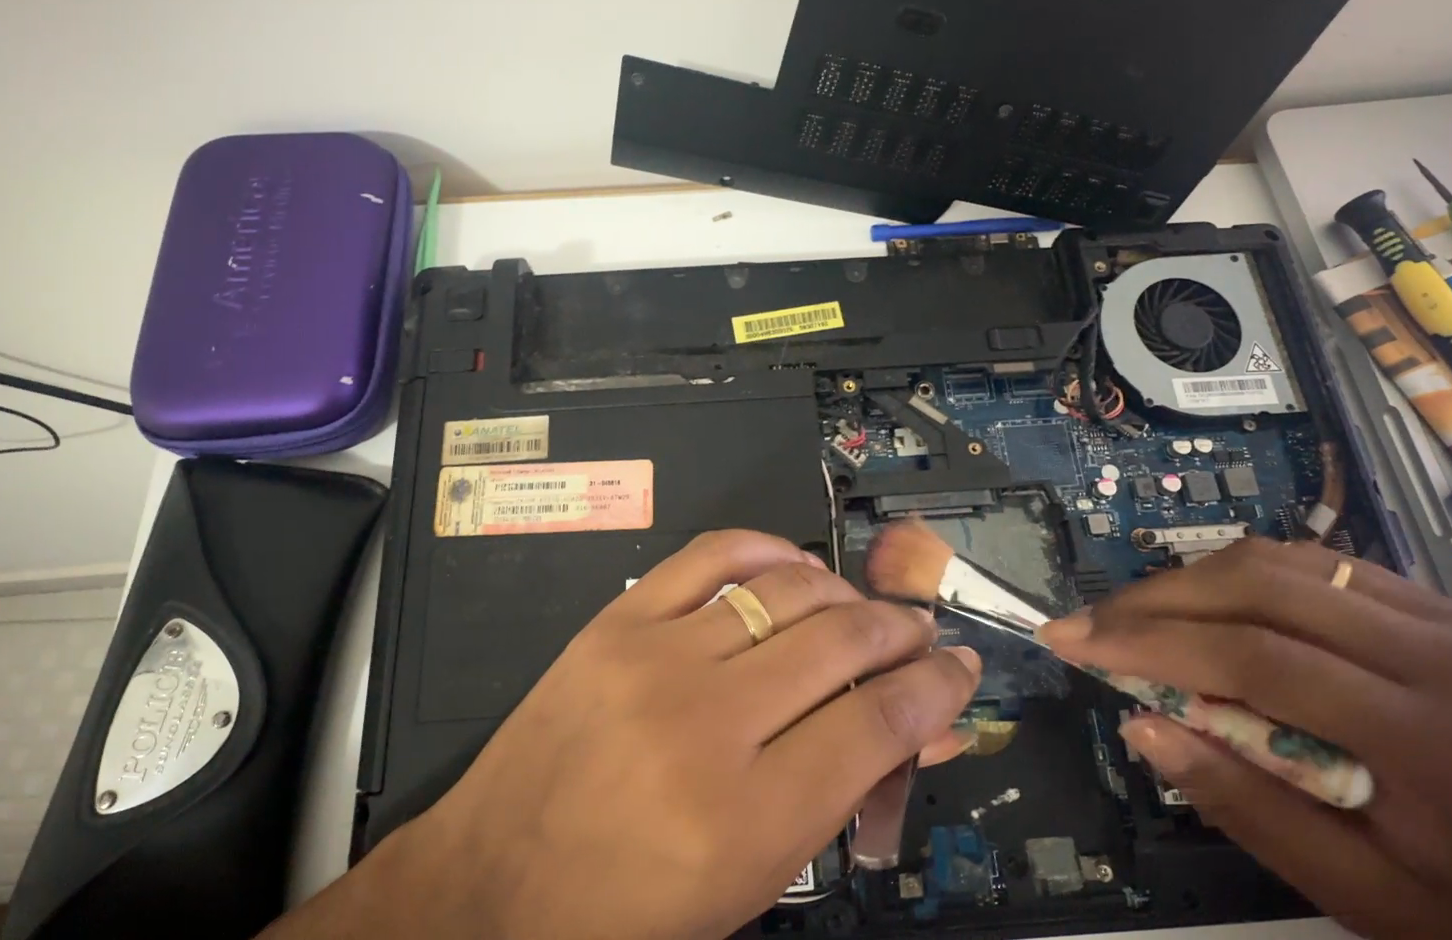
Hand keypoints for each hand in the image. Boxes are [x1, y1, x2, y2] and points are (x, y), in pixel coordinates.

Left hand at [264, 530, 980, 939]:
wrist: (493, 885)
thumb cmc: (629, 911)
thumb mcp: (749, 882)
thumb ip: (833, 797)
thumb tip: (906, 722)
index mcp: (748, 817)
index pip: (876, 724)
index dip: (935, 687)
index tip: (958, 668)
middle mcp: (708, 725)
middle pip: (841, 644)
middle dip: (900, 631)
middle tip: (918, 632)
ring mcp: (657, 660)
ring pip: (786, 592)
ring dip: (843, 592)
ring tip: (861, 606)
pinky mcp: (615, 623)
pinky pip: (709, 557)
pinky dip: (765, 548)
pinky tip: (793, 561)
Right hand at [1037, 537, 1451, 939]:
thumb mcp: (1362, 897)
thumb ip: (1246, 807)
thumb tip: (1143, 726)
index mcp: (1435, 739)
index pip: (1258, 657)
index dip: (1150, 641)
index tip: (1073, 642)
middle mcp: (1447, 655)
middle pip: (1263, 585)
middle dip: (1155, 598)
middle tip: (1089, 625)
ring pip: (1285, 558)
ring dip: (1192, 579)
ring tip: (1135, 616)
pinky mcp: (1445, 607)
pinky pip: (1320, 565)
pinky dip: (1243, 577)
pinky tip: (1207, 607)